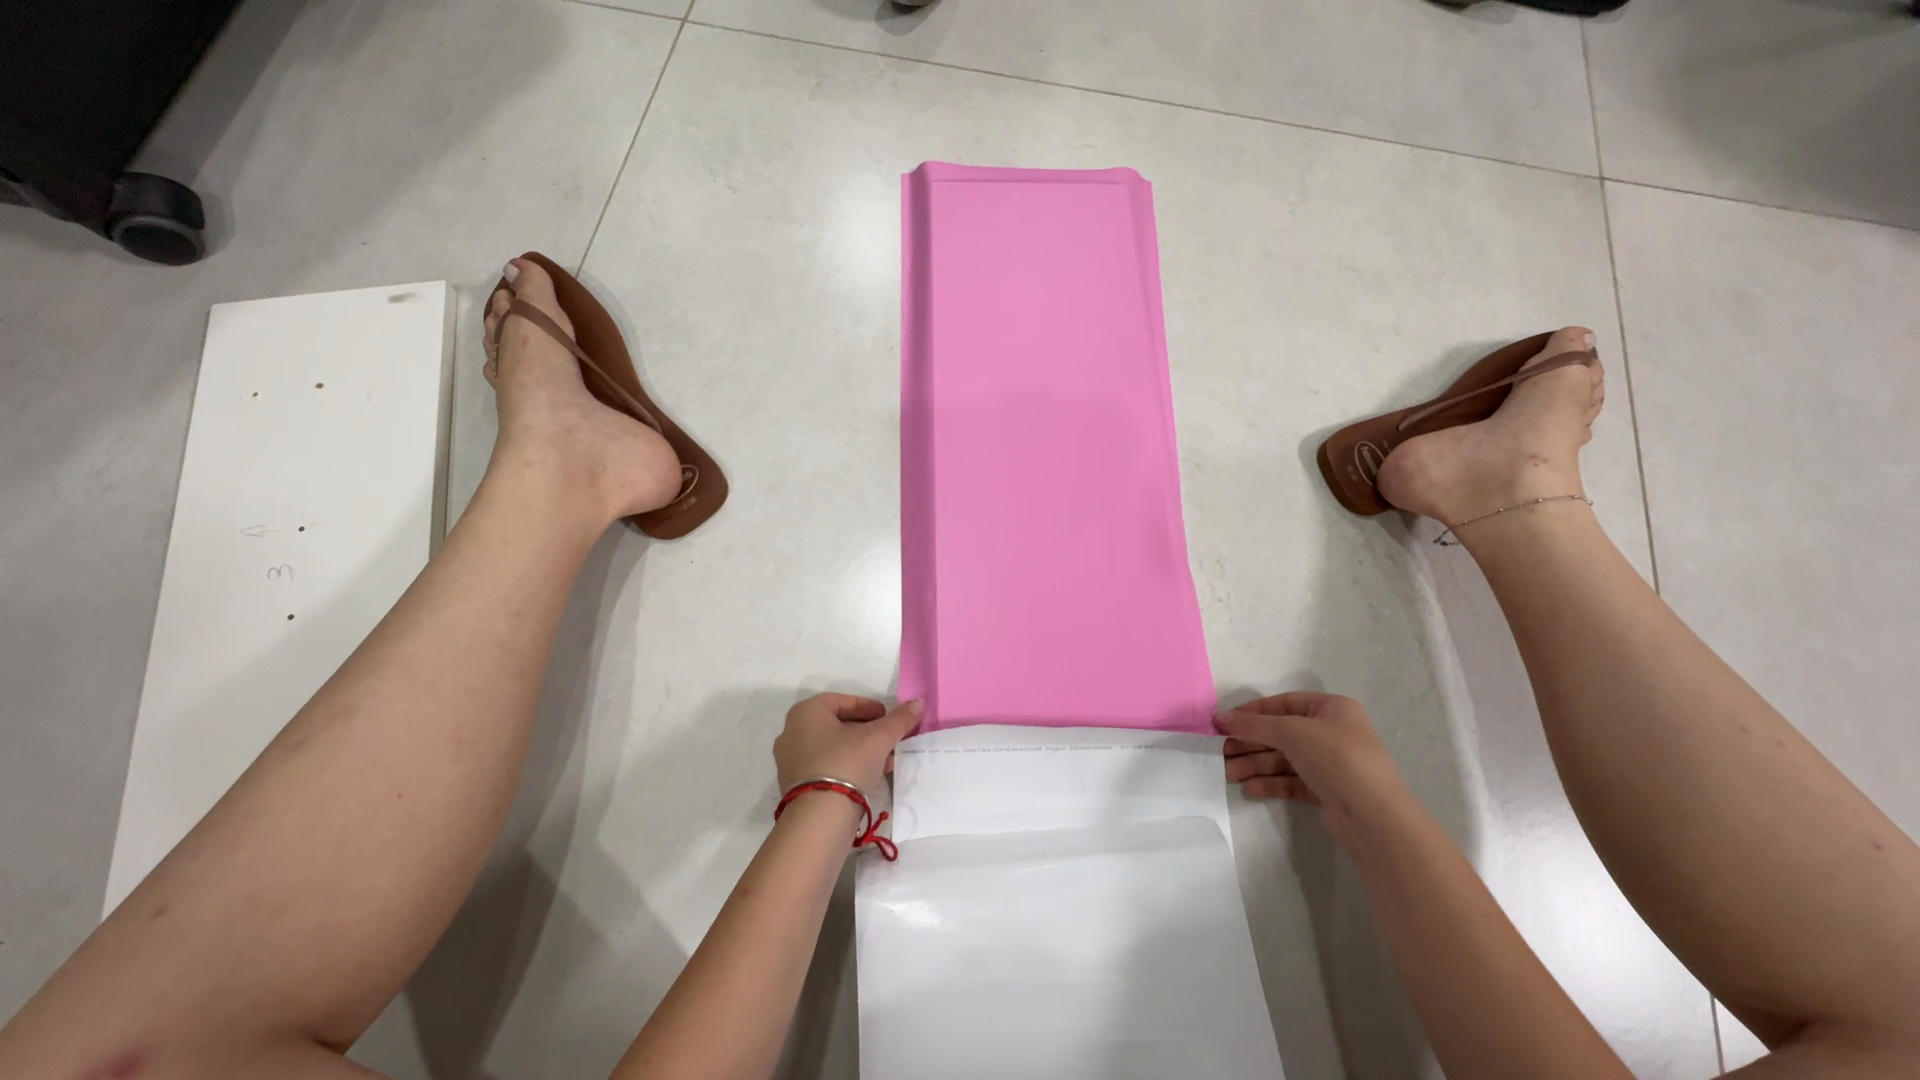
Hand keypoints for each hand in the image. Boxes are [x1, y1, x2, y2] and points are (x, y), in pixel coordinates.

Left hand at [774, 694, 923, 794]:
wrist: (820, 817)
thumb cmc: (847, 763)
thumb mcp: (879, 738)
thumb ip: (899, 719)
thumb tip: (918, 703)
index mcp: (806, 713)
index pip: (841, 700)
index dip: (868, 707)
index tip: (887, 717)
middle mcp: (791, 732)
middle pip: (837, 725)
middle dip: (868, 732)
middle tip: (890, 740)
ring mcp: (790, 761)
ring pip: (832, 748)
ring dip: (860, 751)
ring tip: (886, 761)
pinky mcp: (795, 786)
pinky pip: (825, 767)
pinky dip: (847, 767)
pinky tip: (869, 778)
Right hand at [1216, 692, 1408, 843]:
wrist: (1373, 815)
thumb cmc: (1336, 757)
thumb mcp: (1292, 732)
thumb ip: (1253, 724)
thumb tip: (1218, 716)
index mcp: (1331, 709)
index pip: (1283, 704)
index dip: (1252, 712)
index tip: (1223, 723)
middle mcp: (1331, 733)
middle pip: (1280, 733)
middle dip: (1250, 743)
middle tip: (1221, 753)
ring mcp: (1329, 763)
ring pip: (1283, 759)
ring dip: (1255, 765)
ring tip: (1228, 774)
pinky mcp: (1325, 790)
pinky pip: (1291, 781)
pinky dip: (1270, 783)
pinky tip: (1250, 789)